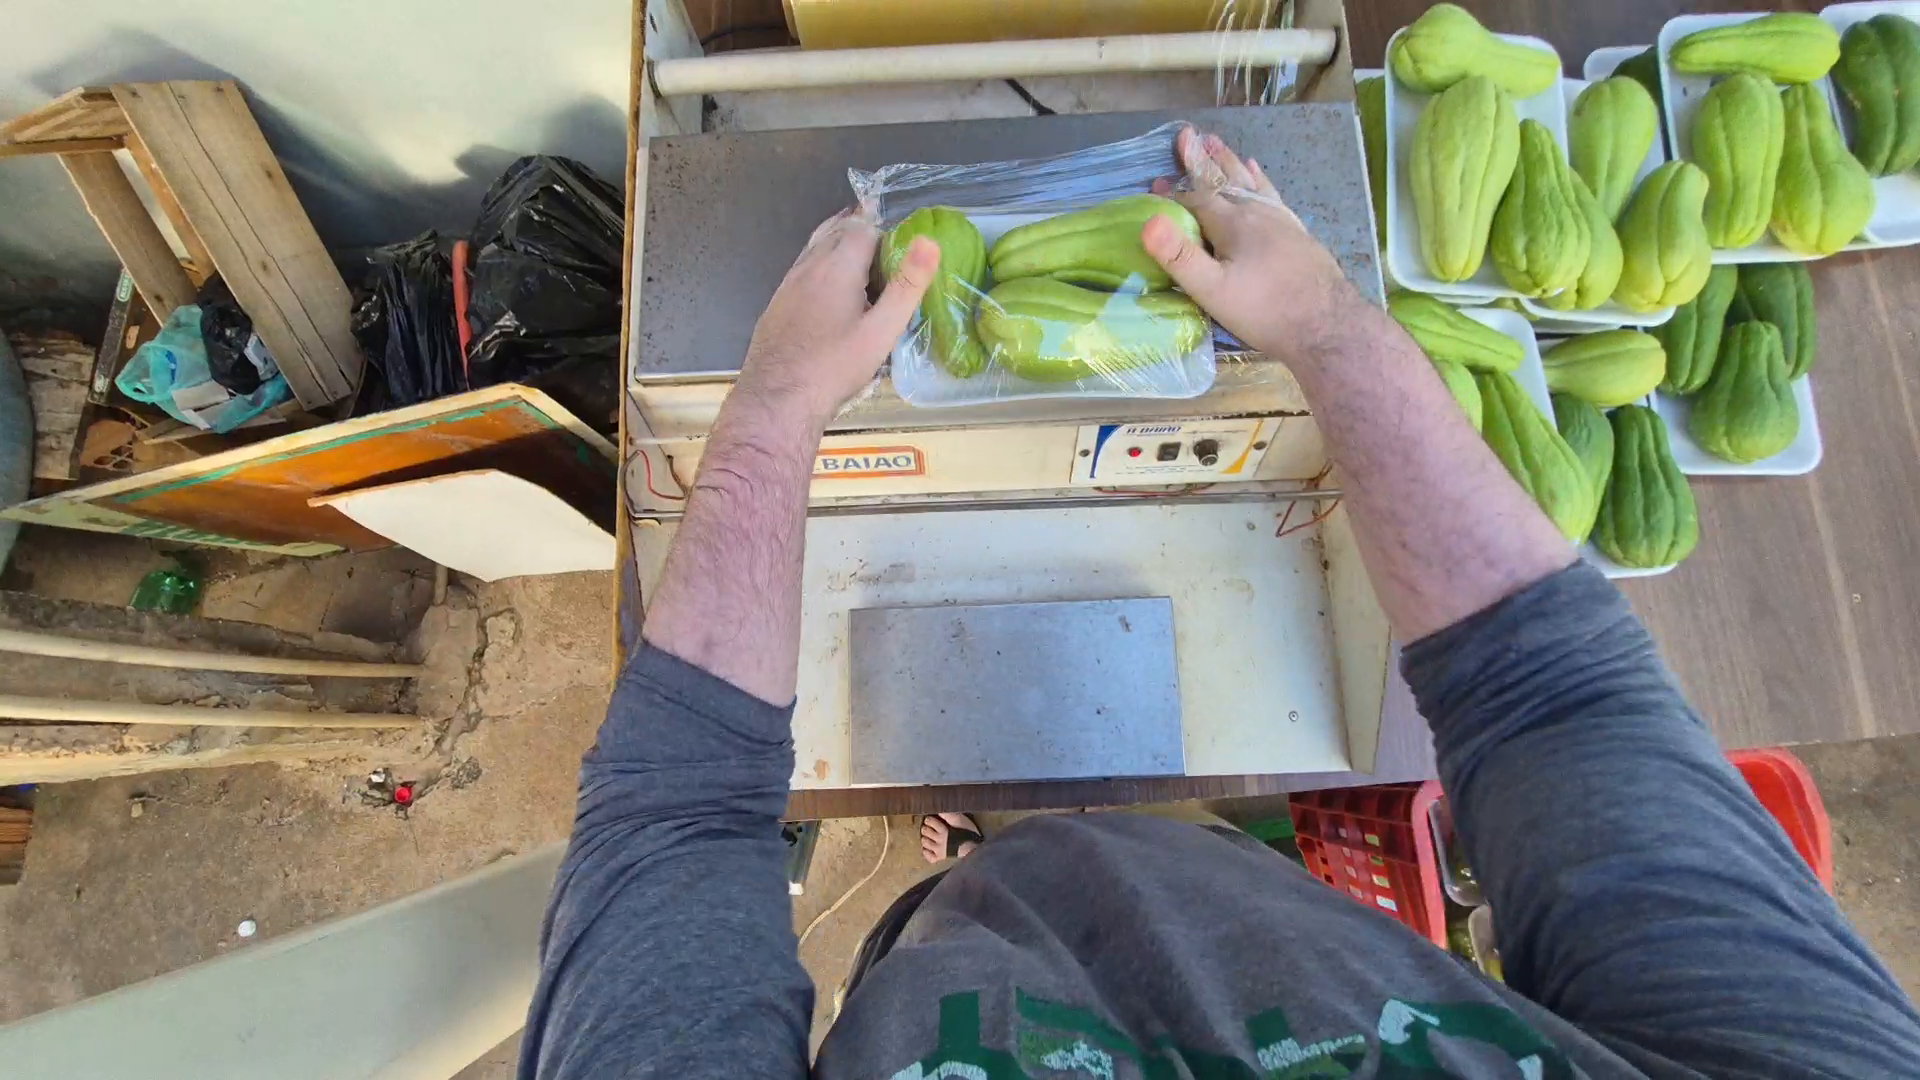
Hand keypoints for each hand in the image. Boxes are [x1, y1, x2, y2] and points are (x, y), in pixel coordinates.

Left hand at [734, 210, 937, 427]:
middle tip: (885, 253)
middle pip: (836, 232)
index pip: (864, 229)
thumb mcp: (881, 330)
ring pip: (816, 250)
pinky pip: (802, 273)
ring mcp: (787, 285)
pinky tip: (831, 297)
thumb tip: (929, 241)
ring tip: (862, 269)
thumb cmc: (836, 366)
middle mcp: (808, 266)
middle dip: (862, 235)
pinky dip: (821, 272)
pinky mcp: (777, 305)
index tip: (902, 254)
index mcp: (837, 266)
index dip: (886, 236)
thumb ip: (906, 286)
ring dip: (839, 250)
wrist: (779, 399)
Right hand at [1141, 127, 1359, 366]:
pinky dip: (1258, 180)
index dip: (1173, 193)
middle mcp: (1257, 212)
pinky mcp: (1295, 232)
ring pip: (1249, 183)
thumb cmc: (1263, 311)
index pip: (1197, 200)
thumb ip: (1180, 257)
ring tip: (1218, 144)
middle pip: (1224, 180)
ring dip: (1229, 163)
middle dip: (1202, 161)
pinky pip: (1271, 195)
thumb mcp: (1212, 290)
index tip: (1154, 184)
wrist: (1325, 324)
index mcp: (1234, 224)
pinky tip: (1257, 174)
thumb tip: (1148, 221)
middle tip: (1188, 136)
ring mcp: (1280, 220)